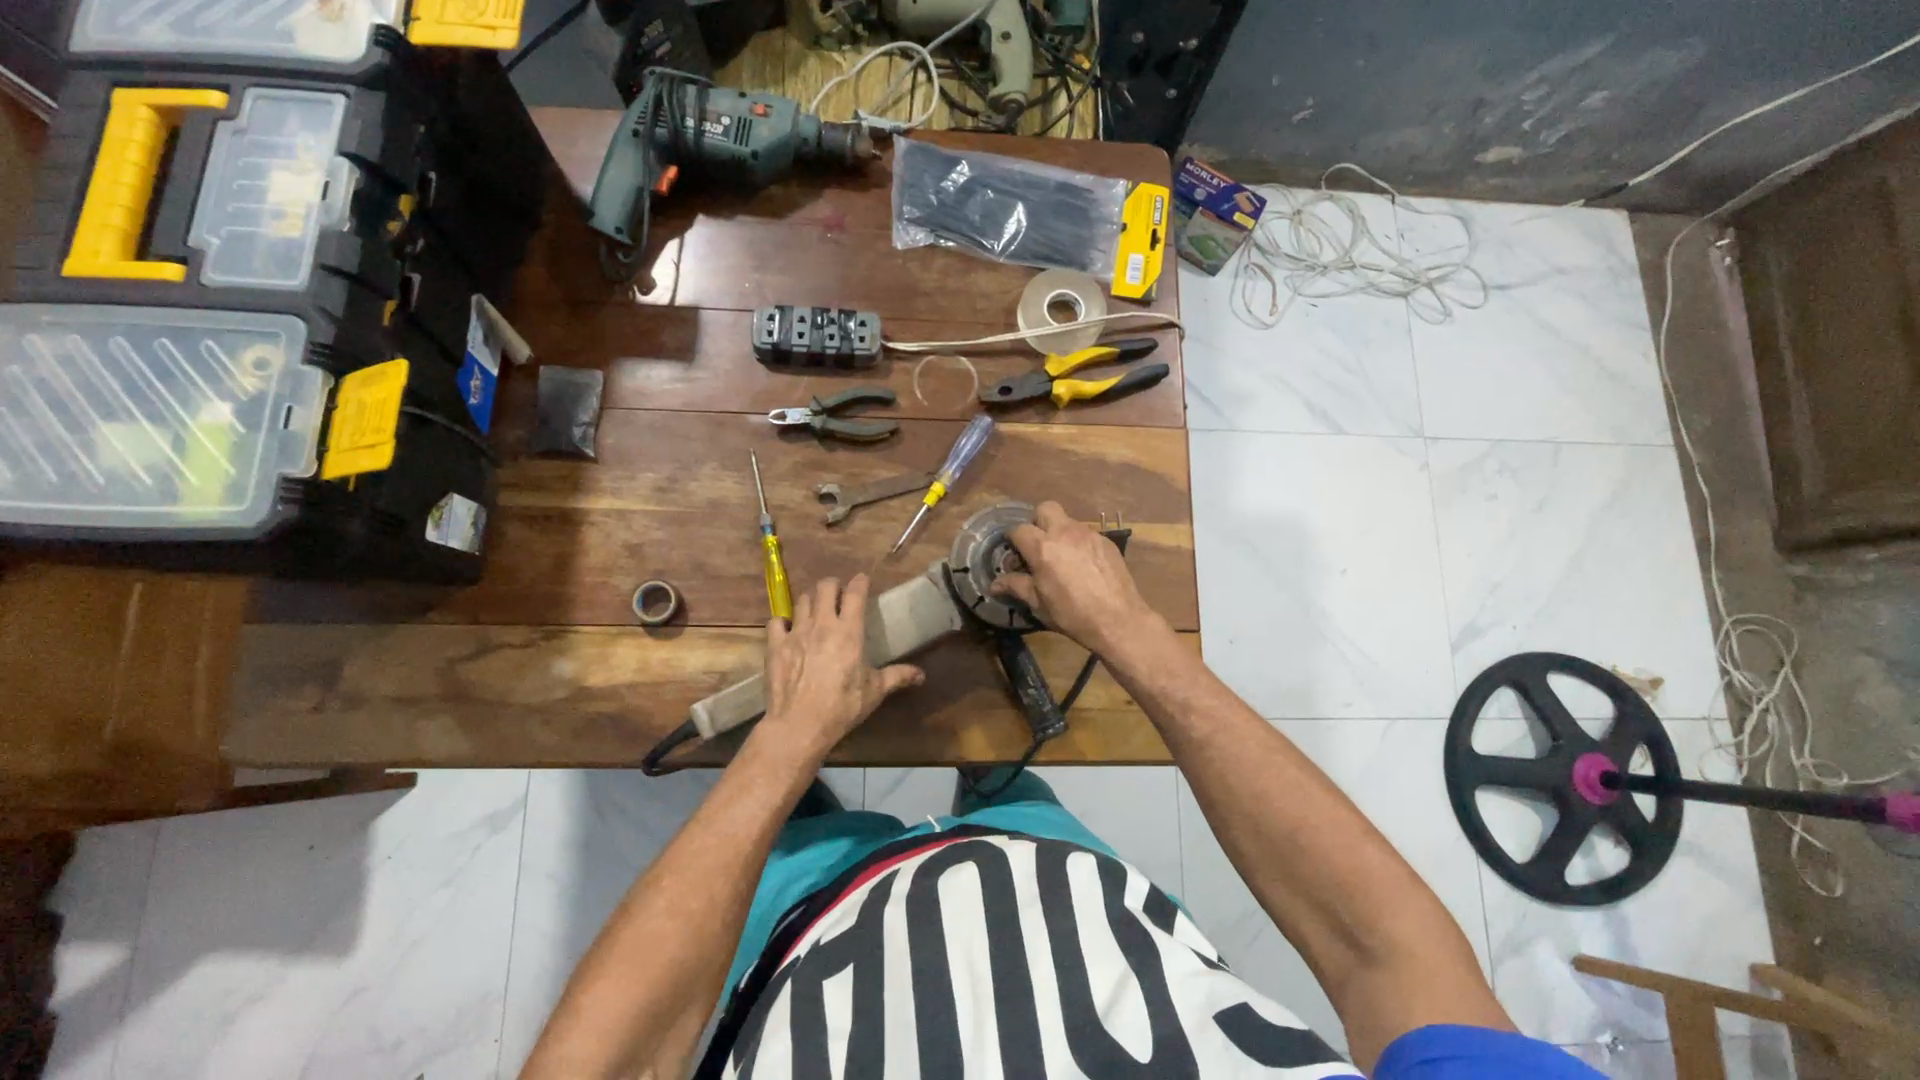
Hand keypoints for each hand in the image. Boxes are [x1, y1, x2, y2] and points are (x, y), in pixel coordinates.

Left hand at [759, 575, 923, 758]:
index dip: (859, 582)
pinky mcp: (775, 645)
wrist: (800, 724)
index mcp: (849, 632)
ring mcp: (796, 632)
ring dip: (811, 600)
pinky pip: (777, 621)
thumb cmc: (842, 706)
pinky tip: (787, 629)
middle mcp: (822, 624)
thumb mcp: (874, 691)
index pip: (855, 594)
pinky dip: (783, 622)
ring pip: (802, 600)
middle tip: (837, 594)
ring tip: (815, 608)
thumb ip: (897, 677)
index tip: (862, 580)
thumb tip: (921, 675)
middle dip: (833, 586)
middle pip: (825, 587)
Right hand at [990, 501, 1162, 655]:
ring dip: (1059, 533)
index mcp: (1043, 548)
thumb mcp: (1038, 604)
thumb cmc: (1072, 615)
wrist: (1118, 620)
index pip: (1018, 529)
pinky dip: (1079, 544)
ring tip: (1062, 559)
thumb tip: (994, 584)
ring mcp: (1089, 535)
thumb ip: (1016, 587)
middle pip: (1045, 509)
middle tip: (1038, 545)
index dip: (1013, 540)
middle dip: (1037, 522)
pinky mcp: (1106, 542)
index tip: (1014, 553)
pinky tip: (1084, 566)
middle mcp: (1065, 533)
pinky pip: (1086, 534)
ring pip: (1068, 521)